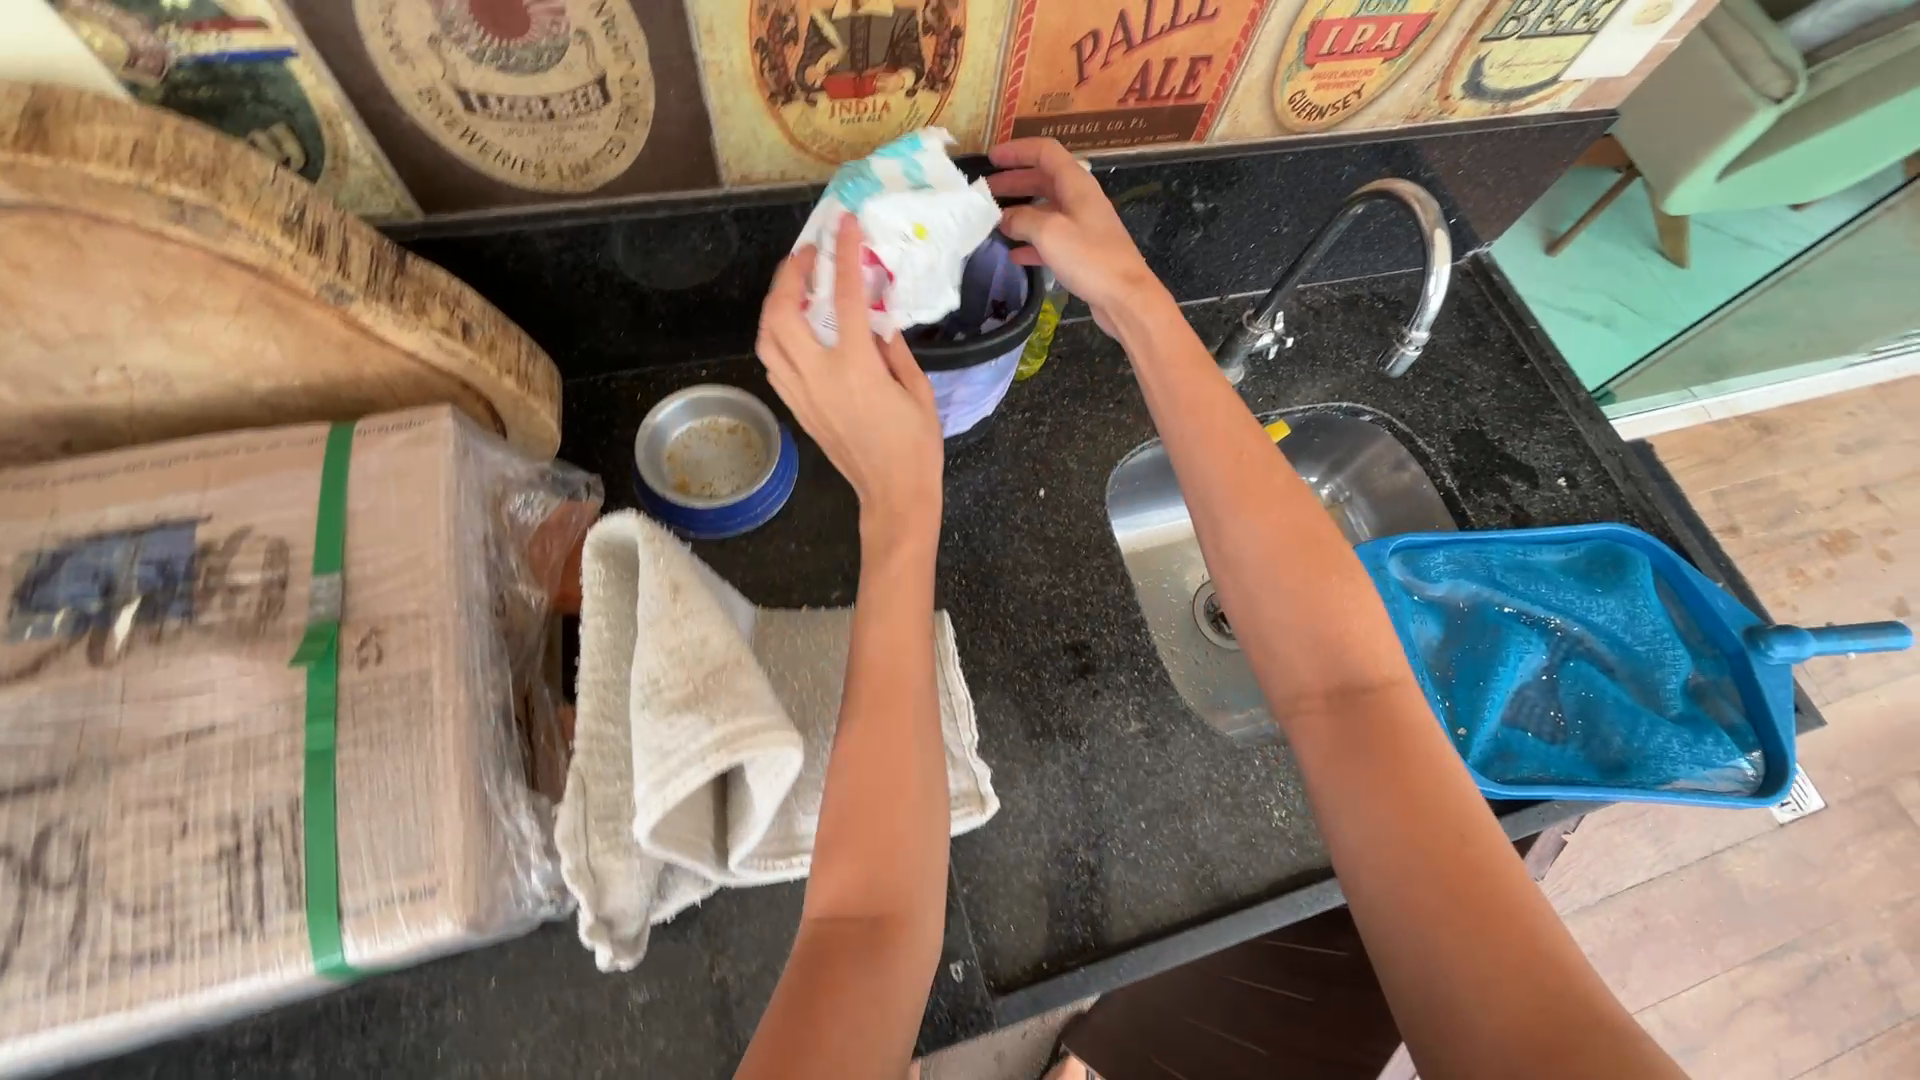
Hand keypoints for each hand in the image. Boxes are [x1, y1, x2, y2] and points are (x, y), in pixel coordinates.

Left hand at [757, 215, 943, 546]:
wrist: (893, 495)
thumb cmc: (916, 447)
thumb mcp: (918, 391)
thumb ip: (894, 349)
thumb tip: (878, 321)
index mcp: (855, 368)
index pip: (844, 297)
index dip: (843, 254)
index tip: (844, 225)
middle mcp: (819, 376)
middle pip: (782, 313)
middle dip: (789, 275)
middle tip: (807, 256)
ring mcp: (802, 394)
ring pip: (767, 339)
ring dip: (775, 305)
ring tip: (795, 288)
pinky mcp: (798, 409)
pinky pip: (775, 364)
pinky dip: (777, 337)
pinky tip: (796, 329)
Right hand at [986, 138, 1166, 334]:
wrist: (1124, 296)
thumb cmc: (1090, 258)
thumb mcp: (1049, 233)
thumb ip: (1022, 220)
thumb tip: (1005, 218)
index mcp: (1076, 184)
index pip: (1045, 152)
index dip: (1018, 151)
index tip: (992, 157)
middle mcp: (1080, 199)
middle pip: (1043, 180)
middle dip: (1014, 182)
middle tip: (986, 191)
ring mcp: (1082, 226)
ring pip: (1045, 210)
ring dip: (1019, 212)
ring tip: (994, 221)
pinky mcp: (1082, 251)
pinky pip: (1051, 239)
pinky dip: (1031, 242)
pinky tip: (1013, 253)